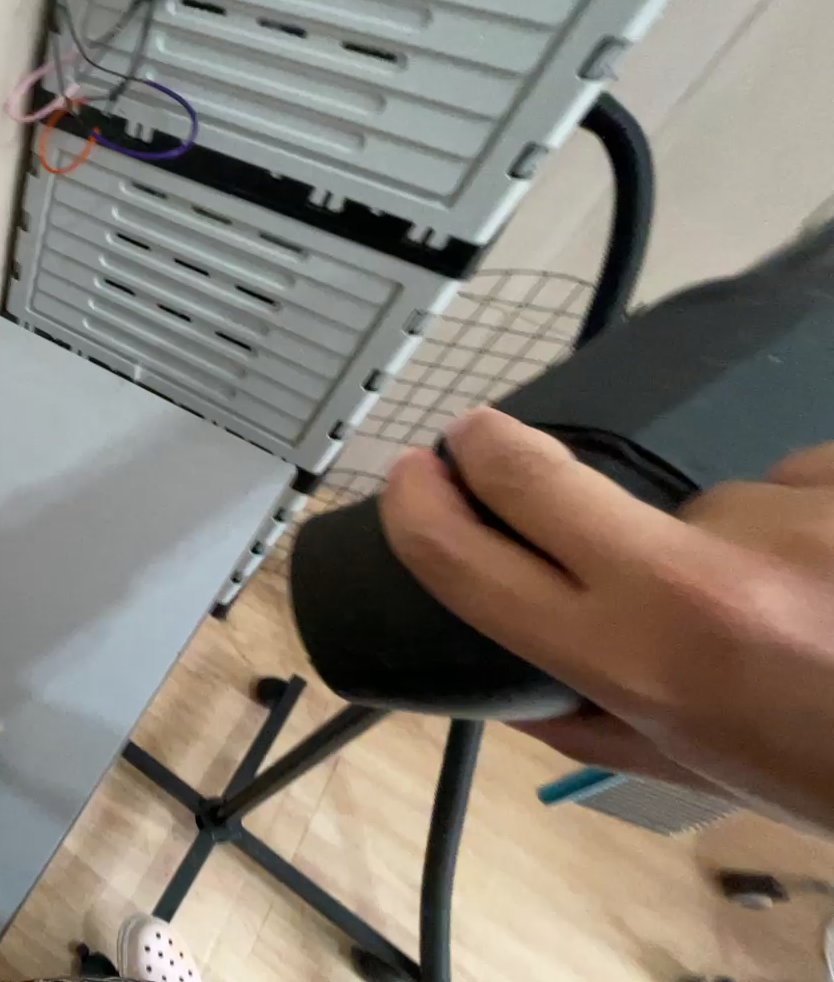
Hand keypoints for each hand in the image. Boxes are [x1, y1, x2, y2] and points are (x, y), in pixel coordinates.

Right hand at [381, 409, 833, 827]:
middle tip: (478, 437)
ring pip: (699, 495)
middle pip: (531, 476)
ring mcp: (790, 521)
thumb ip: (591, 727)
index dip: (416, 504)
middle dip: (487, 445)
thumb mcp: (709, 768)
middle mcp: (690, 584)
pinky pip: (801, 481)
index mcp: (631, 660)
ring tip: (807, 586)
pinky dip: (811, 513)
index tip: (413, 473)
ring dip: (721, 527)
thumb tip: (505, 696)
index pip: (463, 558)